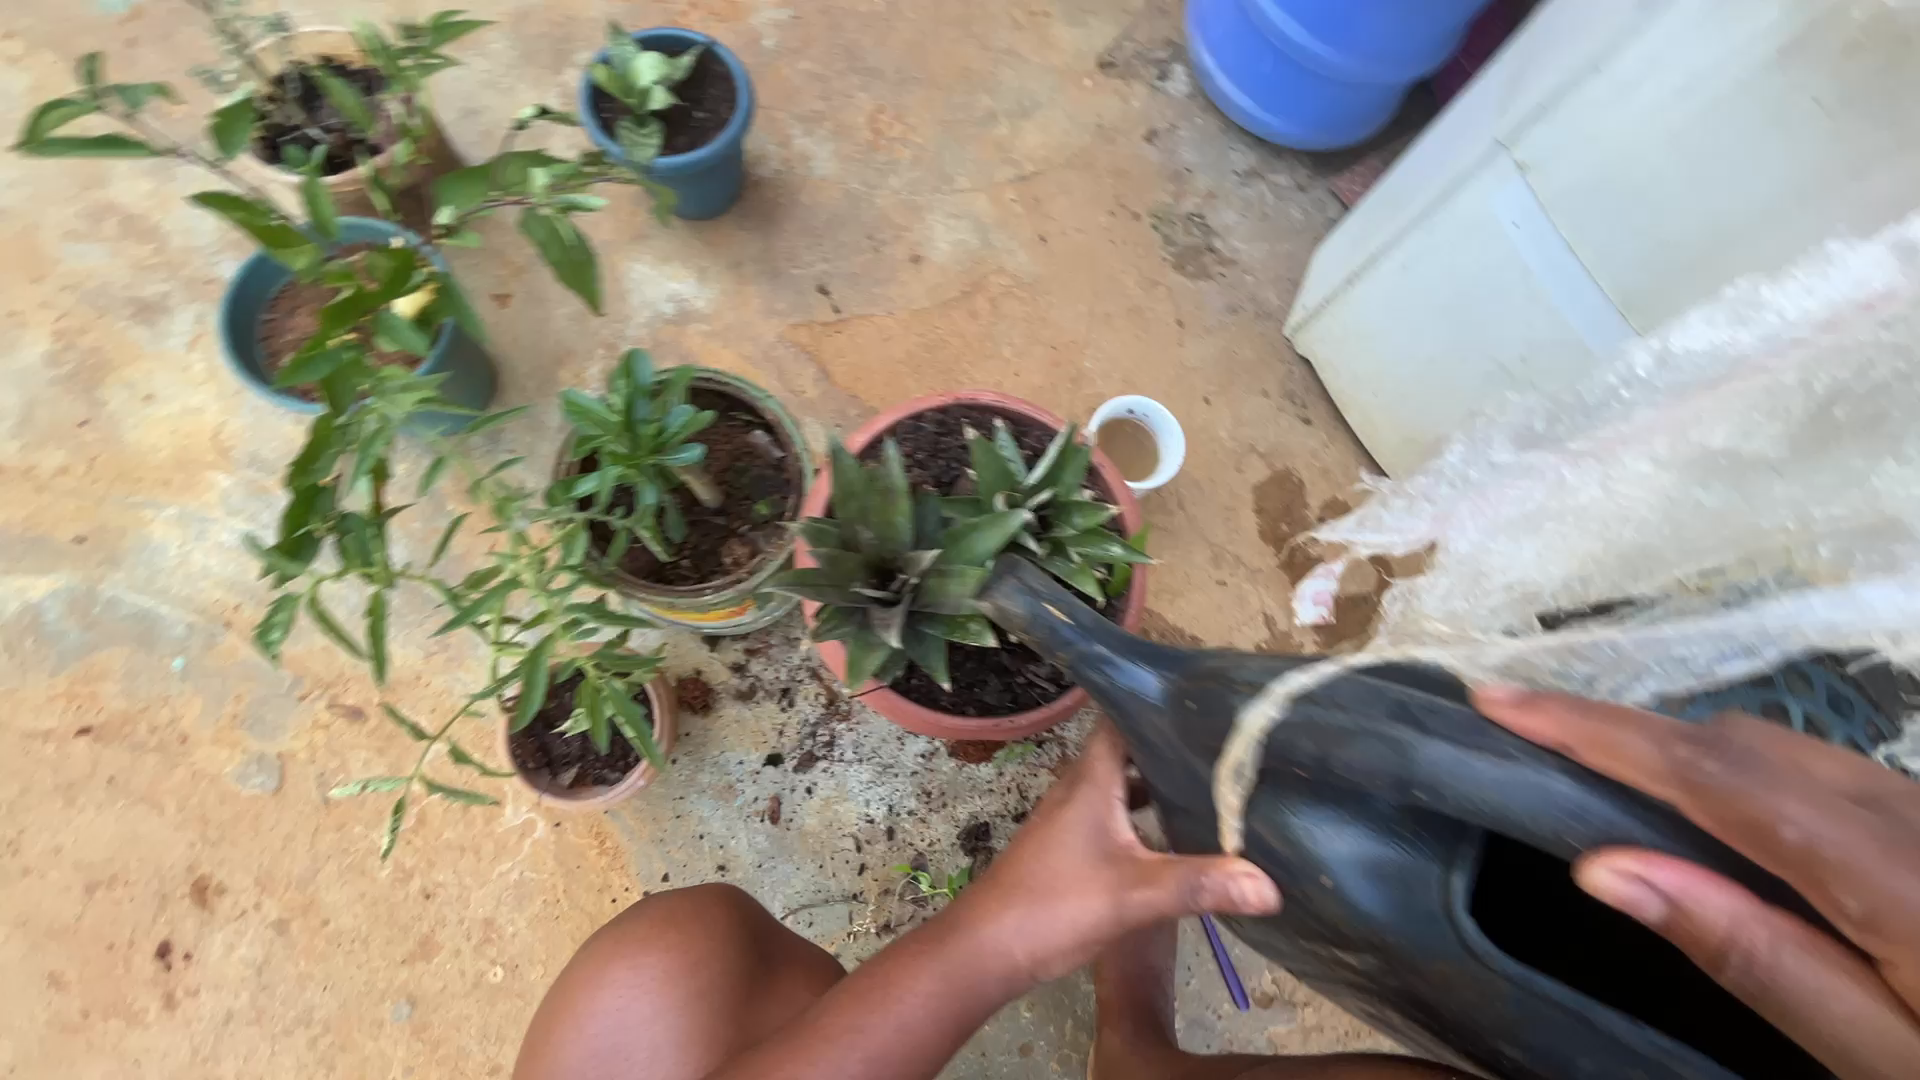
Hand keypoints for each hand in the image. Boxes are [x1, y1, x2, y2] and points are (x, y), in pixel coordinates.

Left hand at [950, 719, 1281, 983]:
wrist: (988, 945)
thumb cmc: (1055, 904)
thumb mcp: (1134, 894)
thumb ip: (1199, 885)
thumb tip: (1271, 885)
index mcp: (1091, 779)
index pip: (1121, 718)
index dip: (1157, 704)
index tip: (1204, 700)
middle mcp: (1081, 786)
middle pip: (1128, 750)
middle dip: (1171, 744)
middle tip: (1226, 745)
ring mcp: (1074, 815)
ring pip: (1122, 783)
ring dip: (1158, 782)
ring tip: (1213, 784)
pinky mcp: (1073, 843)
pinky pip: (1116, 812)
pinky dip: (1145, 814)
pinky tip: (1177, 835)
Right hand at [1473, 686, 1919, 1079]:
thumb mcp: (1891, 1068)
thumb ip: (1754, 956)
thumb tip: (1604, 867)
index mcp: (1900, 882)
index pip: (1712, 774)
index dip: (1594, 729)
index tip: (1497, 700)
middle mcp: (1919, 825)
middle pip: (1744, 743)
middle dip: (1626, 732)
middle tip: (1532, 738)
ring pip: (1785, 750)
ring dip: (1681, 750)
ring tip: (1605, 773)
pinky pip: (1823, 775)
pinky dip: (1741, 773)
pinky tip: (1716, 815)